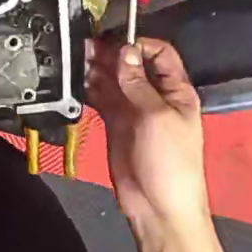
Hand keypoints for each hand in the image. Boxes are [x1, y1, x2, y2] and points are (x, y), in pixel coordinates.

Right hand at [86, 37, 210, 233]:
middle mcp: (155, 95)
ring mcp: (134, 109)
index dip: (139, 44)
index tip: (116, 42)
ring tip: (76, 57)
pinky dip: (90, 88)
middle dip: (111, 54)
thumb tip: (125, 50)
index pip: (159, 54)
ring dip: (97, 68)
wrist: (158, 209)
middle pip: (132, 65)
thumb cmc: (170, 161)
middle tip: (86, 45)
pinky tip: (76, 79)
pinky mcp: (116, 124)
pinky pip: (102, 98)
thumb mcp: (157, 117)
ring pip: (114, 79)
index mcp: (176, 90)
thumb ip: (138, 83)